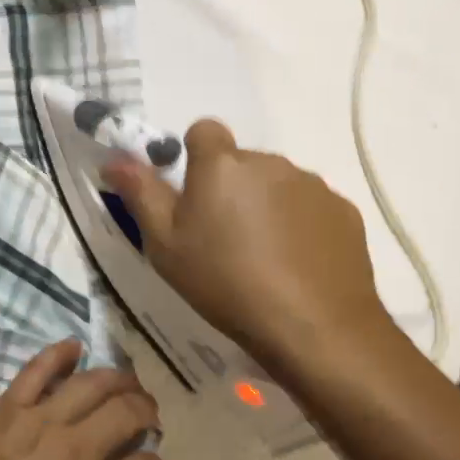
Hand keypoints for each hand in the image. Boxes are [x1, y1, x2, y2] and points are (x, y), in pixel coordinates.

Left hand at [0, 340, 165, 459]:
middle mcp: (77, 453)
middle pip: (126, 414)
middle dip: (145, 411)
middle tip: (148, 413)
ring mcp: (40, 422)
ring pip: (90, 384)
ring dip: (116, 378)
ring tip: (128, 380)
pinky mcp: (7, 407)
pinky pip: (37, 370)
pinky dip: (58, 353)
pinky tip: (73, 345)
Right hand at [101, 120, 396, 366]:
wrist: (316, 328)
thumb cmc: (226, 282)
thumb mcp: (165, 245)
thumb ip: (140, 193)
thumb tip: (115, 159)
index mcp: (221, 164)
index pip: (204, 131)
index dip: (194, 156)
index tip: (191, 195)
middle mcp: (269, 162)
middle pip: (241, 162)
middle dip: (230, 187)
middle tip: (220, 237)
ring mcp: (312, 185)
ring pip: (277, 185)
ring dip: (266, 206)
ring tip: (262, 256)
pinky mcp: (344, 212)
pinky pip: (311, 208)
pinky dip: (301, 226)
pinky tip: (296, 265)